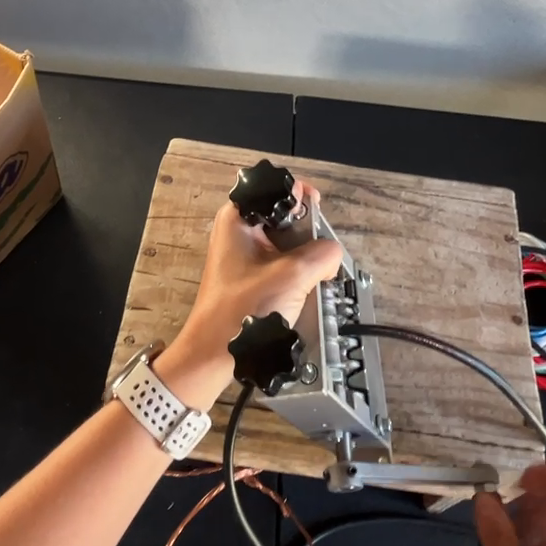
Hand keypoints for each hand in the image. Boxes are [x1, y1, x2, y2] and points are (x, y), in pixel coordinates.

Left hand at [157, 184, 342, 406]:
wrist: (212, 356)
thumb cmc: (242, 311)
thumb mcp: (290, 276)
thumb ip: (321, 255)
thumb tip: (333, 252)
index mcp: (238, 218)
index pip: (273, 189)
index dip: (299, 194)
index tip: (320, 210)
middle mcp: (239, 231)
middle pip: (283, 215)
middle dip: (307, 231)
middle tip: (322, 250)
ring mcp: (243, 255)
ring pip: (285, 242)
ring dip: (304, 255)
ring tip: (317, 273)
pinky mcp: (250, 277)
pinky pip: (281, 263)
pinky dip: (296, 271)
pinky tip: (306, 288)